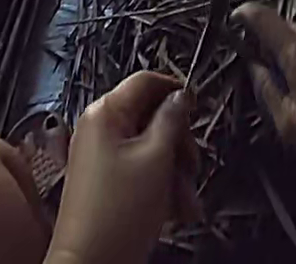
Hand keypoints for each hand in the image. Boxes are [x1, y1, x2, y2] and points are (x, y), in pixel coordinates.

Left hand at [47, 71, 196, 263]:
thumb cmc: (118, 214)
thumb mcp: (156, 158)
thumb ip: (172, 119)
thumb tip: (181, 96)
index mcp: (105, 113)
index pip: (146, 81)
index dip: (175, 90)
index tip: (196, 108)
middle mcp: (98, 129)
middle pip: (151, 116)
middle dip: (178, 143)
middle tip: (191, 166)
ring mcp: (99, 156)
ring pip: (149, 146)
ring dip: (173, 170)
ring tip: (186, 201)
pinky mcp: (103, 183)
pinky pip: (139, 169)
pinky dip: (159, 185)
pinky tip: (175, 210)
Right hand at [232, 2, 295, 201]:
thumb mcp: (289, 126)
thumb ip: (266, 89)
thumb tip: (253, 65)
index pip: (266, 19)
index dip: (247, 14)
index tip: (234, 18)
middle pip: (287, 26)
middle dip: (270, 39)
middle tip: (261, 66)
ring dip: (292, 49)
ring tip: (290, 84)